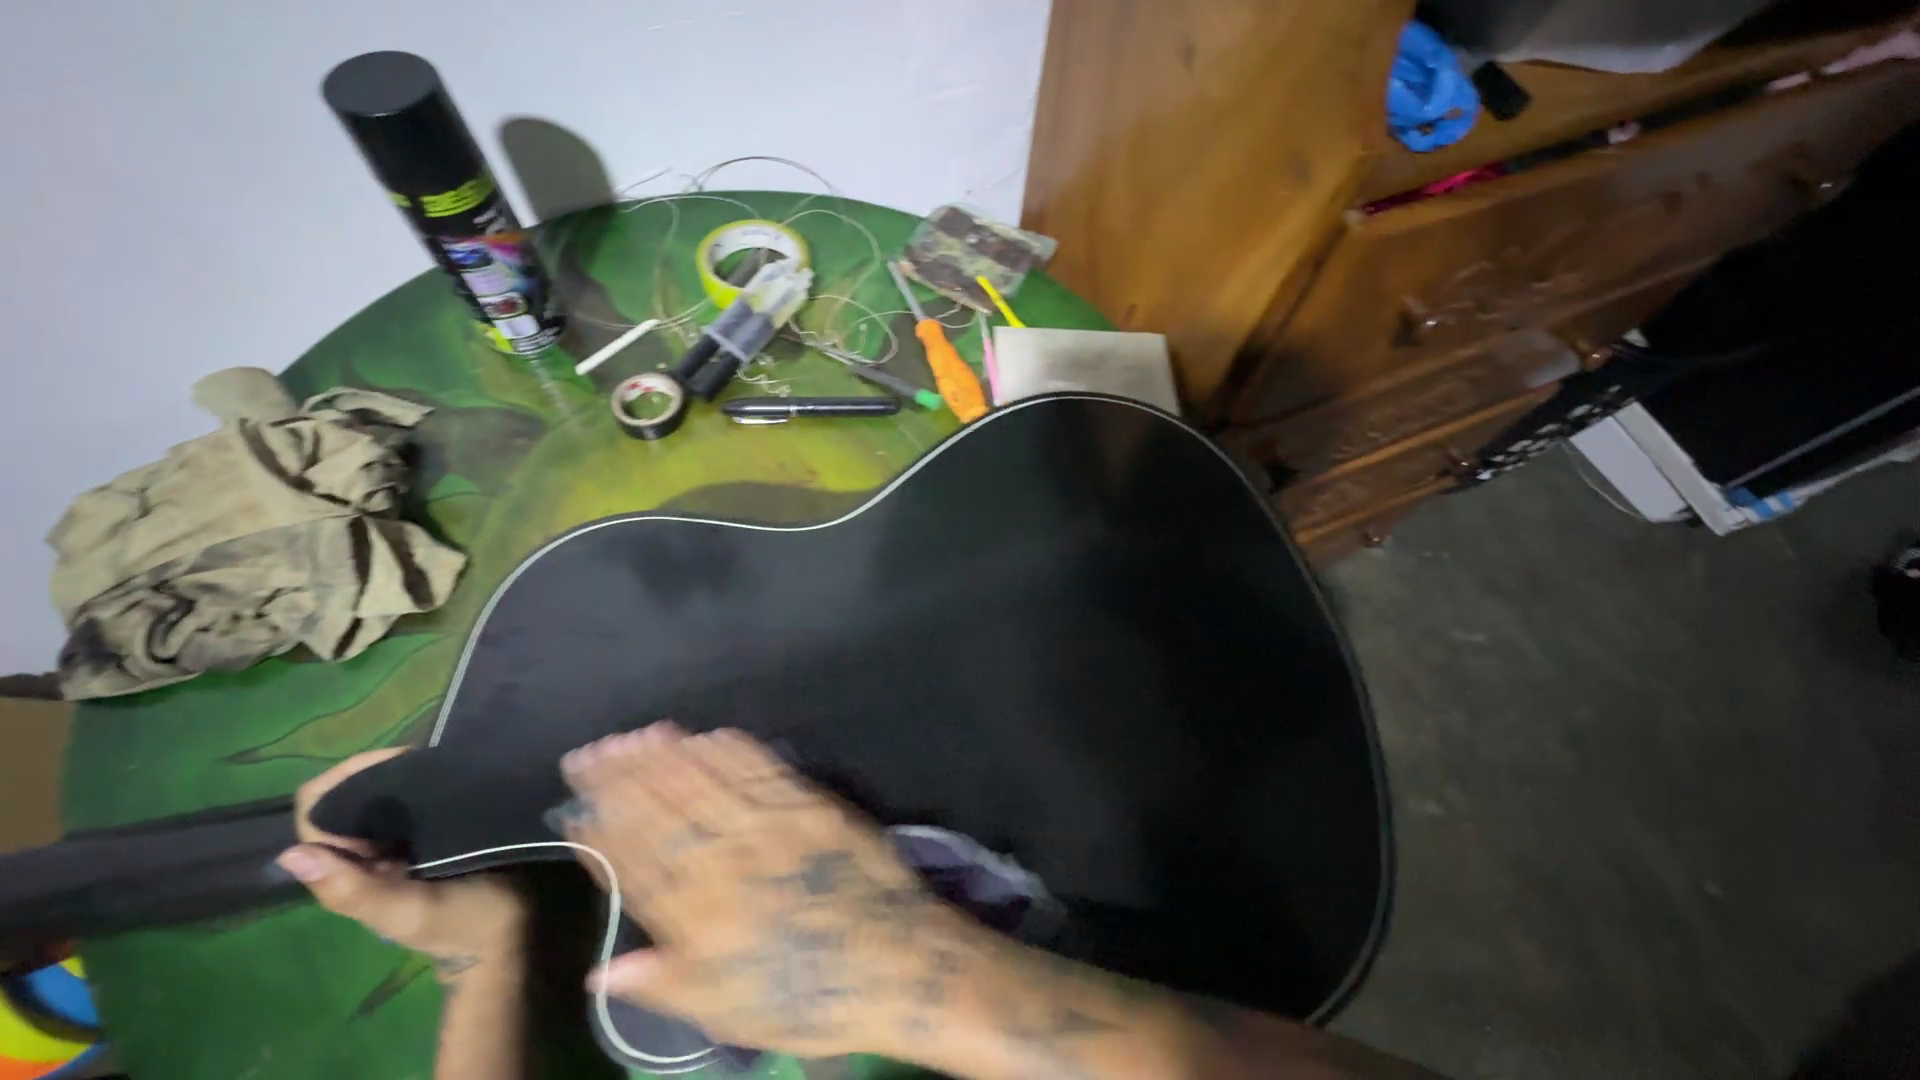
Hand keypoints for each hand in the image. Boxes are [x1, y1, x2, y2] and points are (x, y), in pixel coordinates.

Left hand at [280, 747, 525, 981]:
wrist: (517, 935)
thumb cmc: (462, 924)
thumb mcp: (409, 912)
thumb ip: (355, 890)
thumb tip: (290, 854)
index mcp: (351, 872)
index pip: (320, 816)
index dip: (343, 781)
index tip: (393, 760)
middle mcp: (370, 854)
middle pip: (351, 801)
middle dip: (379, 772)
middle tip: (427, 755)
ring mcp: (406, 845)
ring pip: (386, 799)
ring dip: (407, 776)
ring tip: (446, 759)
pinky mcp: (440, 837)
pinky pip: (420, 803)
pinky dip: (433, 785)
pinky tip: (460, 774)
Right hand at [557, 723, 983, 1059]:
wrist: (900, 964)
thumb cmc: (811, 997)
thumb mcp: (730, 1010)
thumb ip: (665, 983)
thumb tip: (600, 972)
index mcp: (702, 913)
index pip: (639, 861)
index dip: (604, 830)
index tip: (575, 804)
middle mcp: (730, 860)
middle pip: (667, 811)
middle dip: (626, 778)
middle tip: (595, 748)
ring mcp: (772, 826)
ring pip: (709, 783)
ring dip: (671, 756)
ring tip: (639, 734)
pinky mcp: (812, 806)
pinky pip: (764, 770)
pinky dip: (734, 750)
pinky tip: (711, 734)